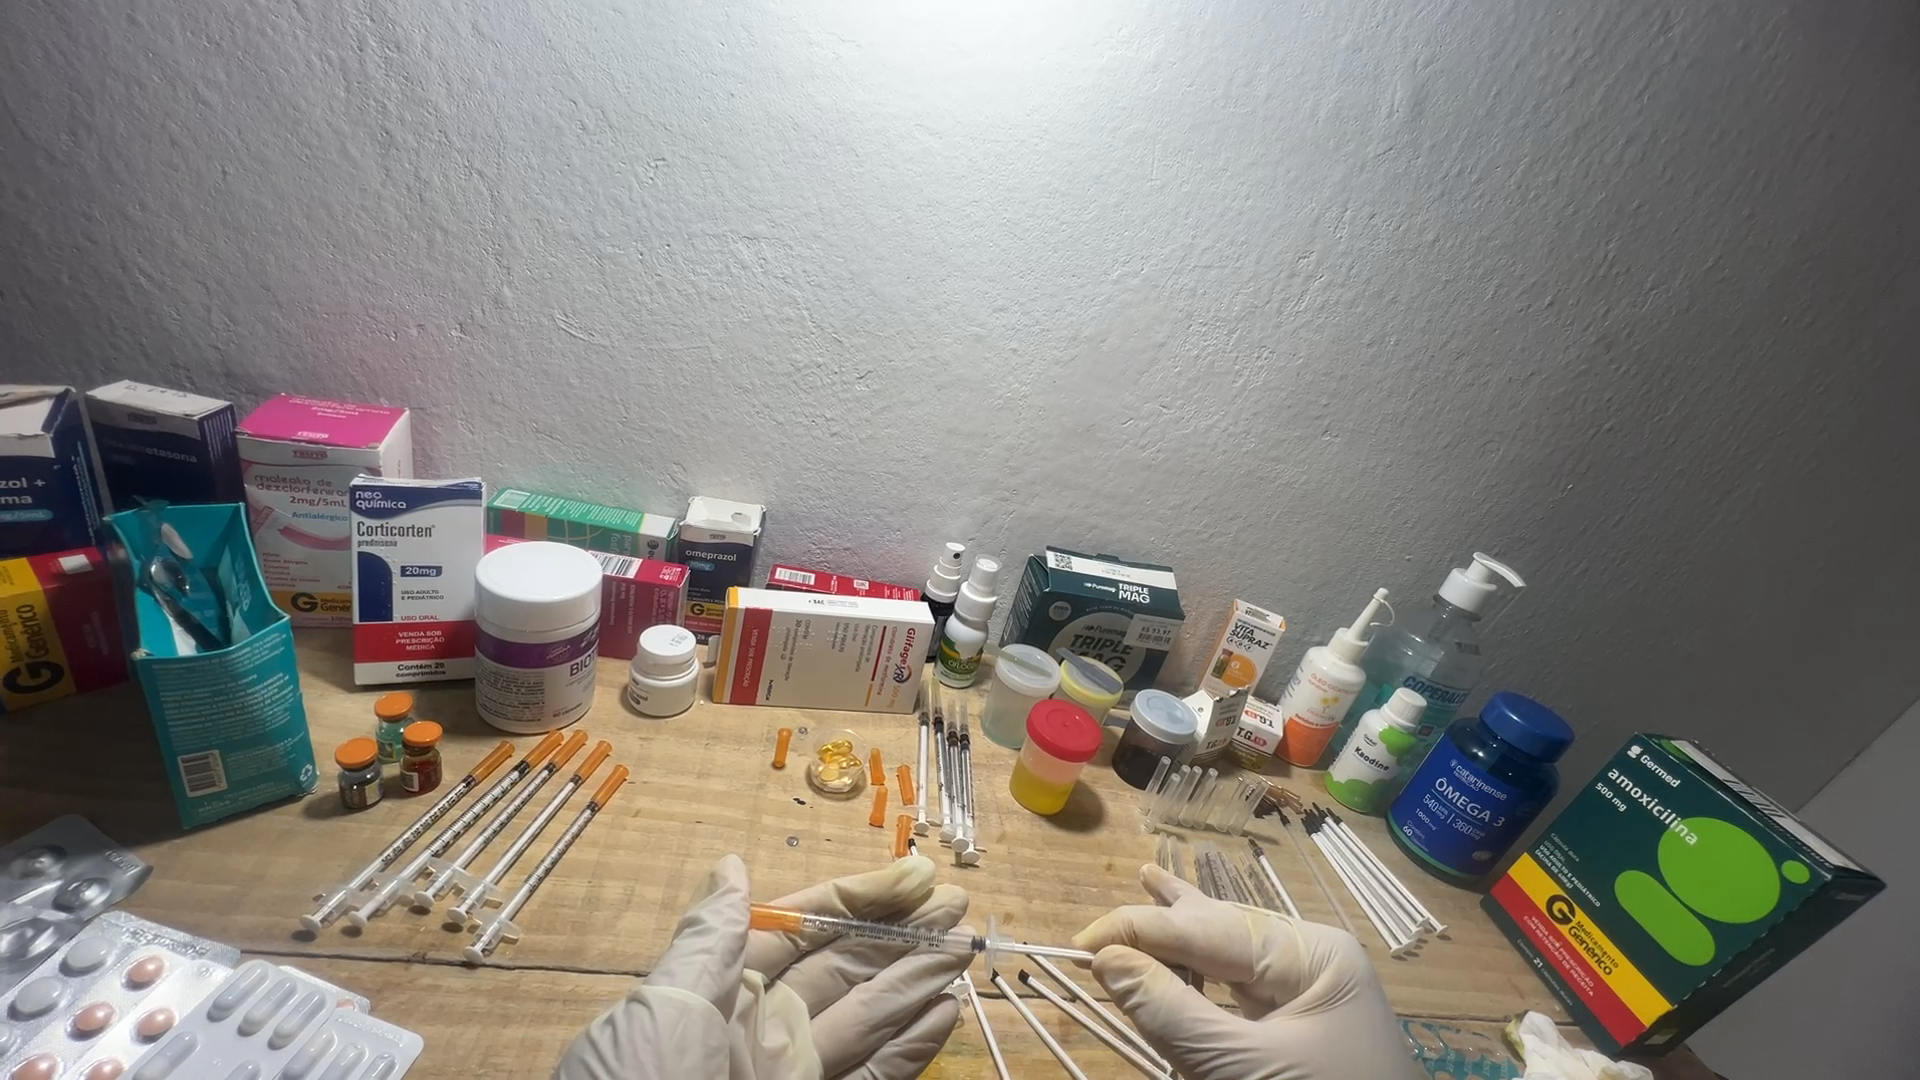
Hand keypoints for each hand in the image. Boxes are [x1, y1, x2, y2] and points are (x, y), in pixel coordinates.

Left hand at [554, 854, 970, 1079]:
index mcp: (720, 992)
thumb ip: (708, 941)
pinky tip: (944, 1012)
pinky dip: (910, 1049)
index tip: (914, 874)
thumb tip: (731, 865)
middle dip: (901, 932)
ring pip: (866, 1018)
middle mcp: (760, 1029)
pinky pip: (872, 1078)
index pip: (801, 927)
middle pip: (844, 967)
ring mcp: (790, 1077)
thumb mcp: (662, 1013)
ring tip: (964, 947)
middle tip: (959, 902)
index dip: (859, 897)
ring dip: (917, 980)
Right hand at [1073, 863, 1419, 1079]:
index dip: (1138, 931)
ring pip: (1226, 948)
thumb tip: (1106, 959)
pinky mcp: (1300, 1023)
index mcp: (1312, 955)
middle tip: (1095, 934)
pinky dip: (1199, 969)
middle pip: (1217, 926)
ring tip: (1147, 879)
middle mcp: (1310, 958)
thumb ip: (1174, 1013)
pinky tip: (1186, 929)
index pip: (1206, 928)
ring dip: (1179, 934)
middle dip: (1158, 927)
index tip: (1081, 945)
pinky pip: (1237, 984)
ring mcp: (1308, 990)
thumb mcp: (1248, 1073)